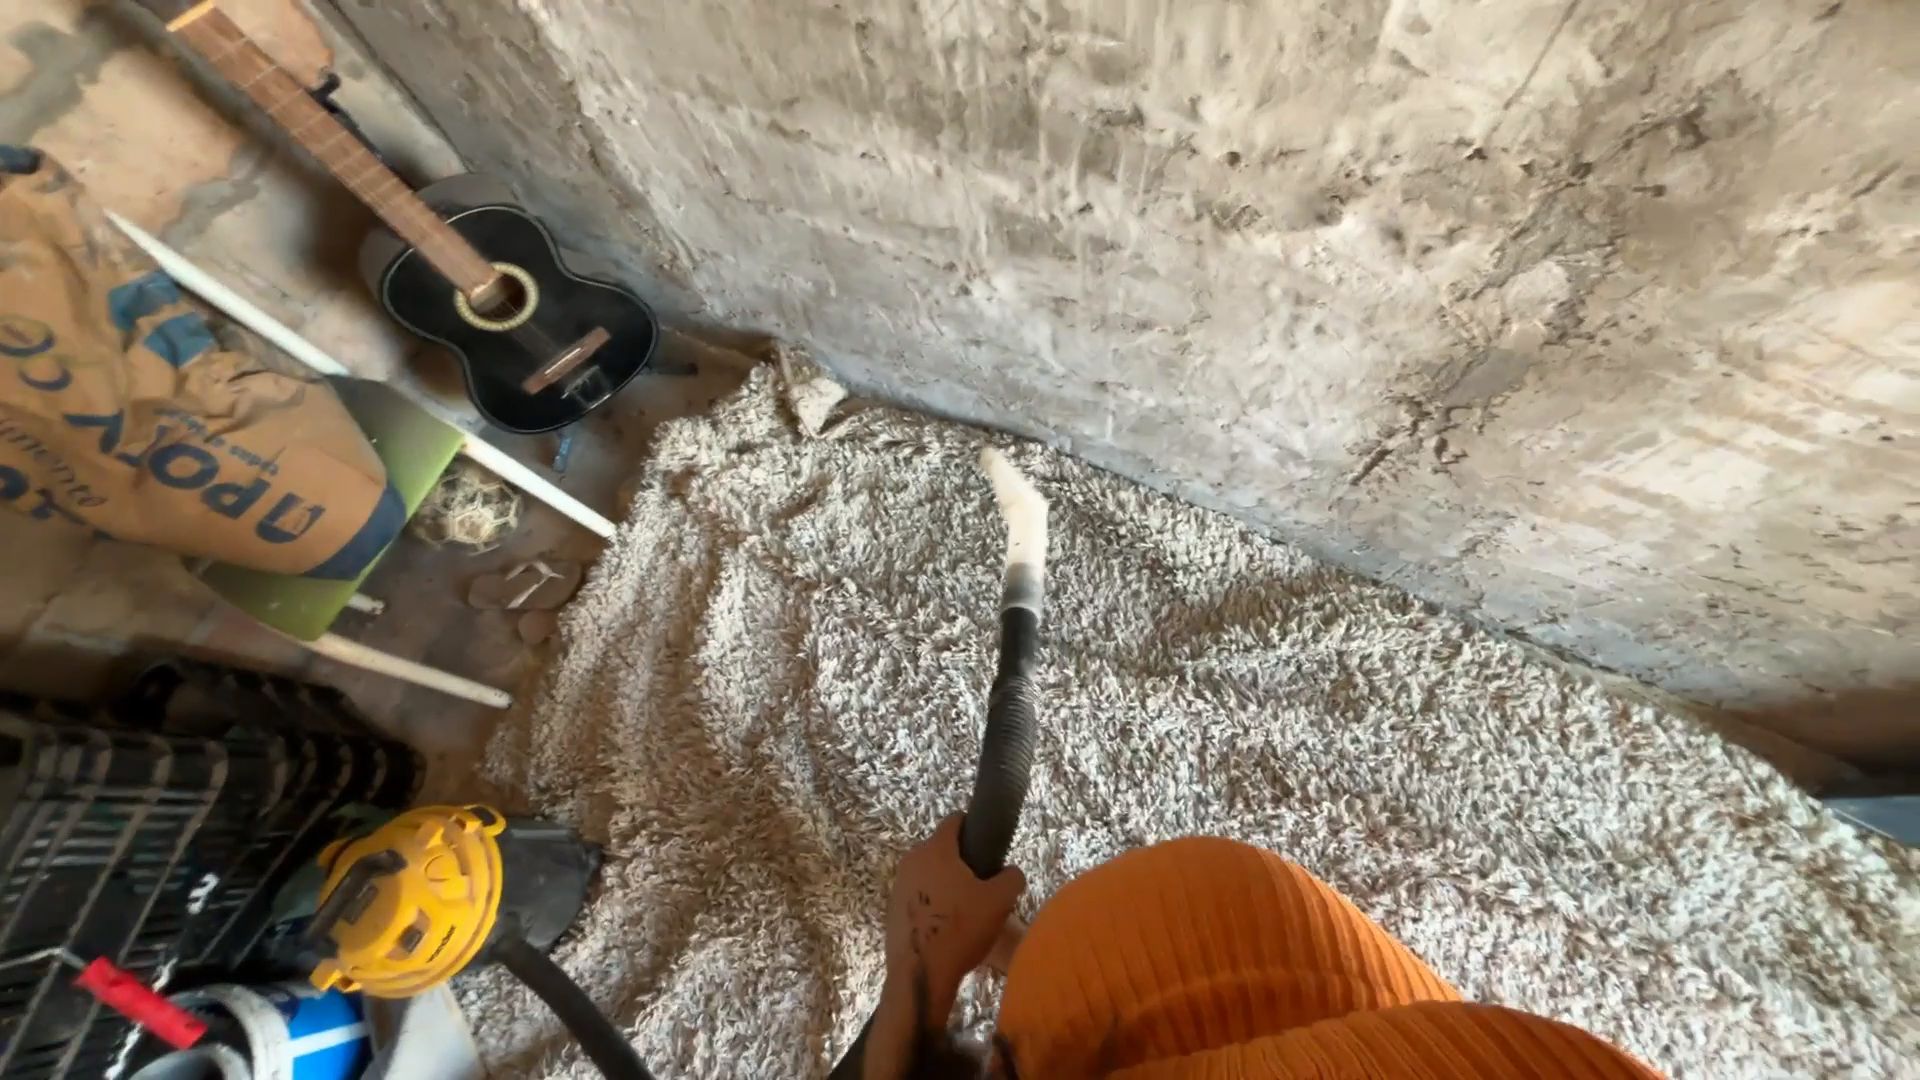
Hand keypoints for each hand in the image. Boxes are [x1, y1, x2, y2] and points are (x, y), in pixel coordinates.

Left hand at [884, 814, 1026, 1009]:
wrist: (921, 976)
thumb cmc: (960, 929)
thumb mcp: (999, 902)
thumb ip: (1011, 878)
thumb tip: (1011, 872)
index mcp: (936, 849)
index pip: (954, 820)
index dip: (973, 825)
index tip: (987, 843)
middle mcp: (912, 859)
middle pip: (941, 848)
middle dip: (961, 859)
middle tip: (981, 881)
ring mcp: (898, 884)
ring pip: (929, 872)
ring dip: (945, 882)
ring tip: (965, 907)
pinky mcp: (892, 909)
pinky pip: (918, 894)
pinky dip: (932, 901)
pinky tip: (946, 925)